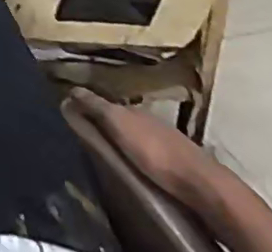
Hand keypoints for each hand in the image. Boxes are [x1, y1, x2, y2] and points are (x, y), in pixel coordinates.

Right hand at [67, 88, 208, 195]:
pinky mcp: (179, 164)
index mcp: (133, 109)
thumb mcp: (117, 123)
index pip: (105, 104)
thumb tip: (69, 88)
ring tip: (110, 153)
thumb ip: (94, 105)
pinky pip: (152, 153)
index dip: (90, 109)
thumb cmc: (154, 150)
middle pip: (122, 119)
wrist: (202, 184)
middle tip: (89, 135)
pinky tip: (136, 166)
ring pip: (138, 136)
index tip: (75, 116)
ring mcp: (167, 141)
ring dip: (125, 141)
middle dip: (107, 124)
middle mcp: (149, 120)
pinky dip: (141, 155)